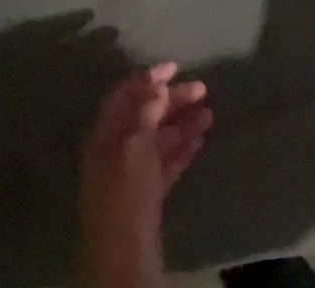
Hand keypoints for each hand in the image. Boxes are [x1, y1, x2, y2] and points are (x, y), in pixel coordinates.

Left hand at [78, 63, 211, 287]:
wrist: (125, 249)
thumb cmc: (126, 189)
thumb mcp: (134, 144)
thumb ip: (145, 113)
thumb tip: (156, 86)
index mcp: (105, 132)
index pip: (124, 95)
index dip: (148, 78)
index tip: (175, 66)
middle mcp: (115, 147)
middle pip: (144, 114)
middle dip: (171, 99)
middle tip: (202, 88)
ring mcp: (131, 171)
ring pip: (158, 138)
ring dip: (182, 122)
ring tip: (209, 112)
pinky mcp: (147, 192)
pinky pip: (165, 161)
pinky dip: (182, 147)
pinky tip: (201, 138)